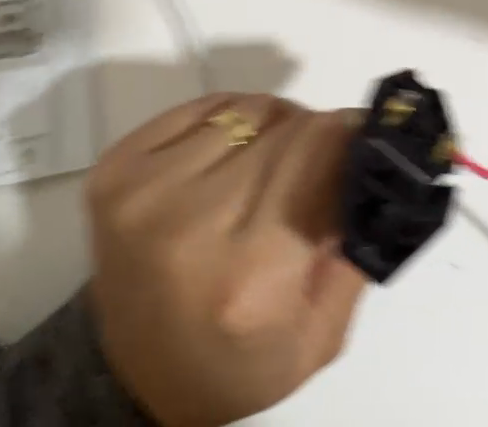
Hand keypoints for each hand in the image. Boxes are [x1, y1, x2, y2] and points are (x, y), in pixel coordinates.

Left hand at [86, 93, 365, 426]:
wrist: (139, 380)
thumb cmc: (242, 362)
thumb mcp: (322, 331)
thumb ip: (355, 242)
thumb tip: (371, 157)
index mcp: (250, 273)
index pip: (320, 150)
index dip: (351, 137)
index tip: (364, 144)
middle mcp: (191, 222)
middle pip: (288, 124)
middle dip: (317, 137)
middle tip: (320, 167)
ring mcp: (144, 190)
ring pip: (250, 108)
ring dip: (275, 128)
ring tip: (272, 167)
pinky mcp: (116, 168)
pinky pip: (205, 106)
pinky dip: (231, 122)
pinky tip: (231, 159)